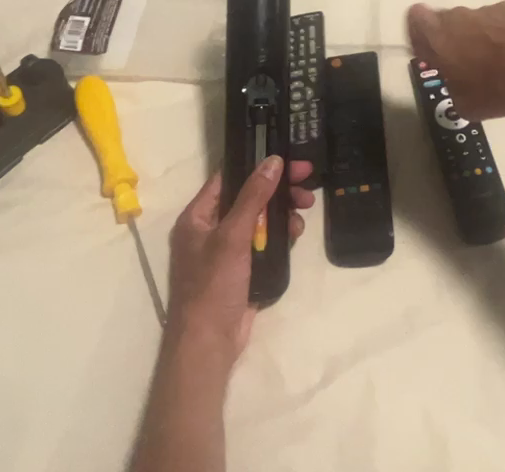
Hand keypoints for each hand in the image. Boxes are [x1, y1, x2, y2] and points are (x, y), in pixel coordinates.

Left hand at [163, 157, 314, 367]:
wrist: (209, 344)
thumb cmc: (212, 285)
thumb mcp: (233, 236)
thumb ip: (253, 197)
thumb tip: (272, 161)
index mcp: (197, 217)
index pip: (227, 178)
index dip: (257, 166)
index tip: (288, 160)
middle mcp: (210, 230)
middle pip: (248, 199)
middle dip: (277, 192)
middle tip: (307, 186)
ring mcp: (226, 251)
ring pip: (259, 220)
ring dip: (281, 213)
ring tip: (303, 213)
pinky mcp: (242, 270)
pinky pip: (264, 243)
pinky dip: (279, 236)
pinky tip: (295, 234)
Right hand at [406, 0, 504, 119]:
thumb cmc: (501, 88)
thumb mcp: (467, 106)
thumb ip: (455, 88)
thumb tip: (461, 84)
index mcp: (439, 35)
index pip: (416, 20)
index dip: (423, 37)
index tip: (436, 57)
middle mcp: (460, 15)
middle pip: (448, 22)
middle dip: (456, 42)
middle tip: (470, 69)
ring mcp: (491, 9)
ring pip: (477, 23)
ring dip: (484, 40)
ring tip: (503, 68)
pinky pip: (504, 24)